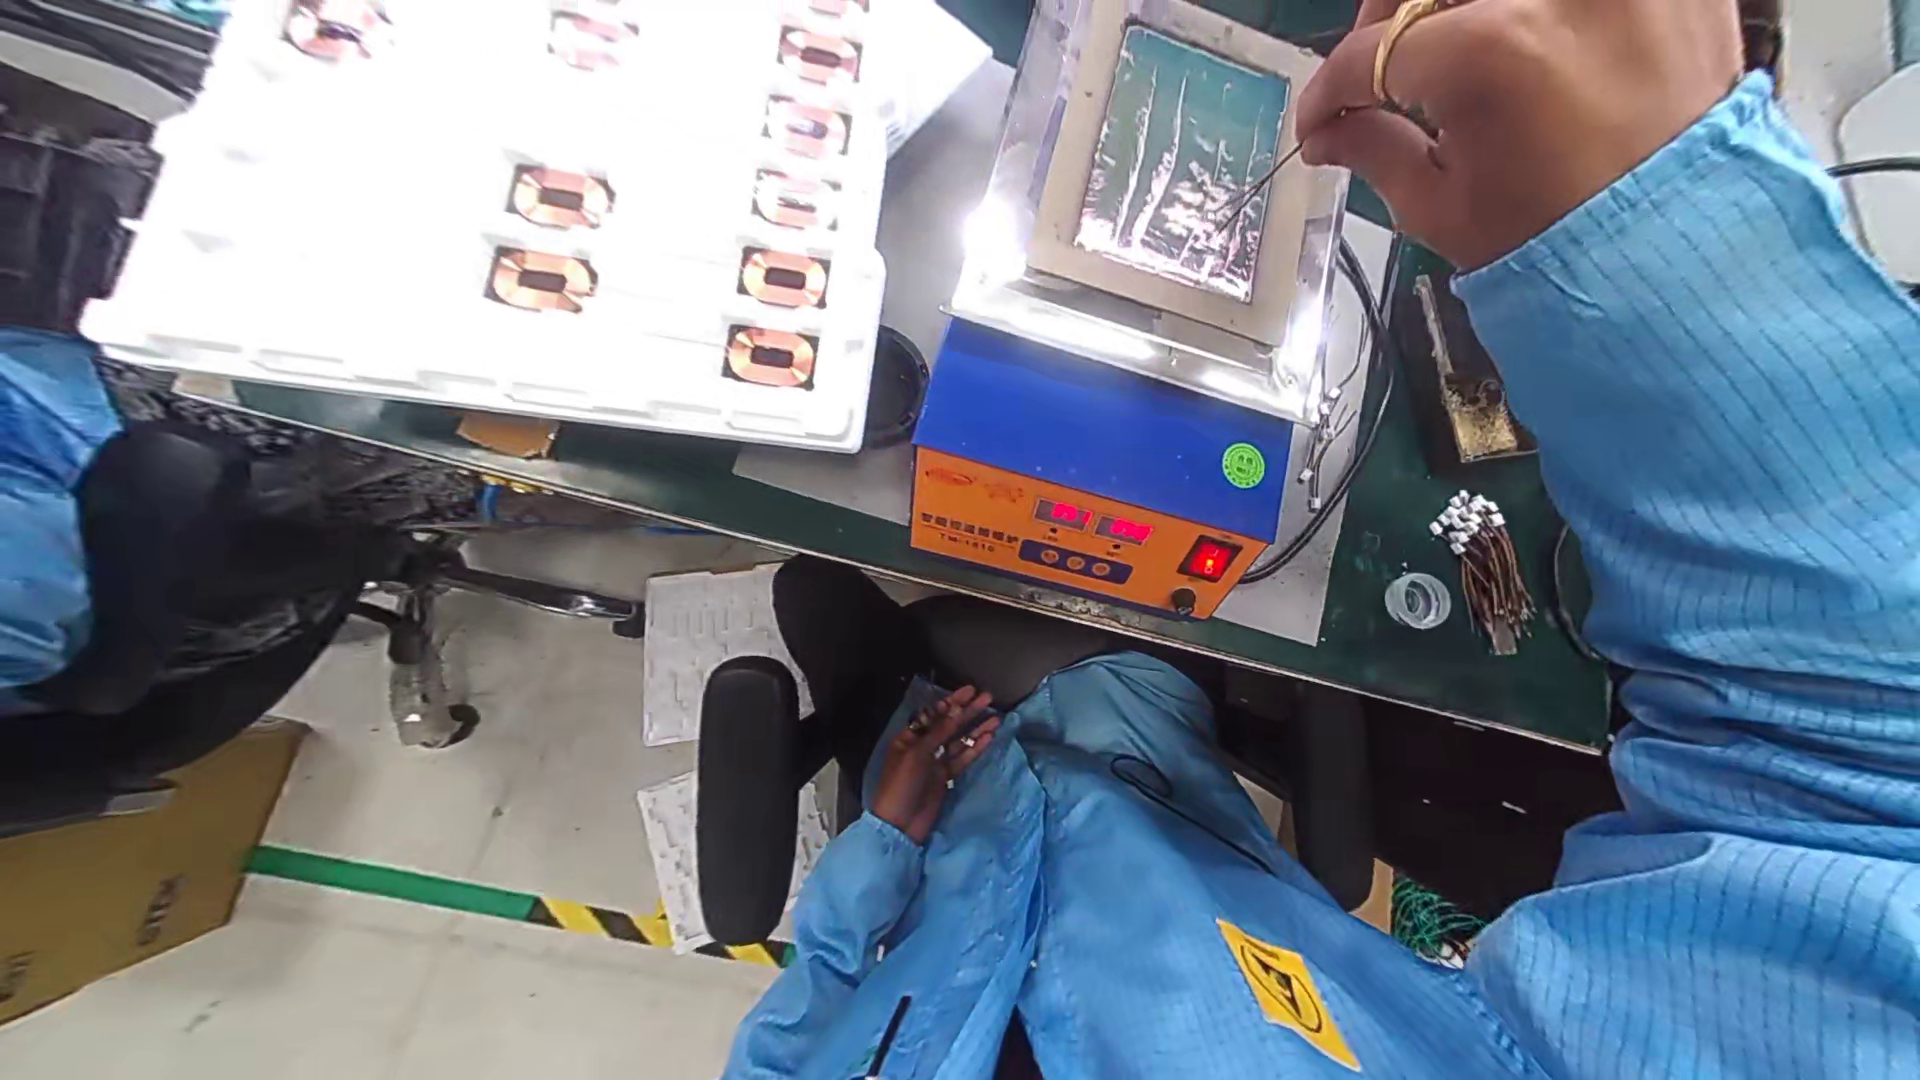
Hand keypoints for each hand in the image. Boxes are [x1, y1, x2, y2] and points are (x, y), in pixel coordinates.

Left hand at [871, 687, 998, 844]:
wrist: (899, 825)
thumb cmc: (901, 785)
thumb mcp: (917, 754)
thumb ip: (938, 732)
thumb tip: (955, 709)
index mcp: (910, 737)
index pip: (934, 713)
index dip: (952, 701)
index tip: (970, 691)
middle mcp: (923, 746)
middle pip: (949, 724)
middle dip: (968, 711)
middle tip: (988, 698)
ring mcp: (935, 762)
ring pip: (959, 741)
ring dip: (976, 729)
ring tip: (996, 718)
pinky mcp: (945, 778)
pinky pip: (962, 758)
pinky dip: (975, 748)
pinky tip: (989, 737)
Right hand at [1297, 0, 1743, 268]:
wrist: (1656, 229)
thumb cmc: (1531, 230)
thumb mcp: (1430, 201)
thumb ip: (1372, 147)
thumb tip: (1325, 132)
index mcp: (1489, 55)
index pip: (1371, 53)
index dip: (1326, 91)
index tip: (1315, 121)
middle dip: (1380, 19)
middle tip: (1371, 67)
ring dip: (1441, 5)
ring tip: (1434, 46)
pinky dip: (1507, 10)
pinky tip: (1499, 38)